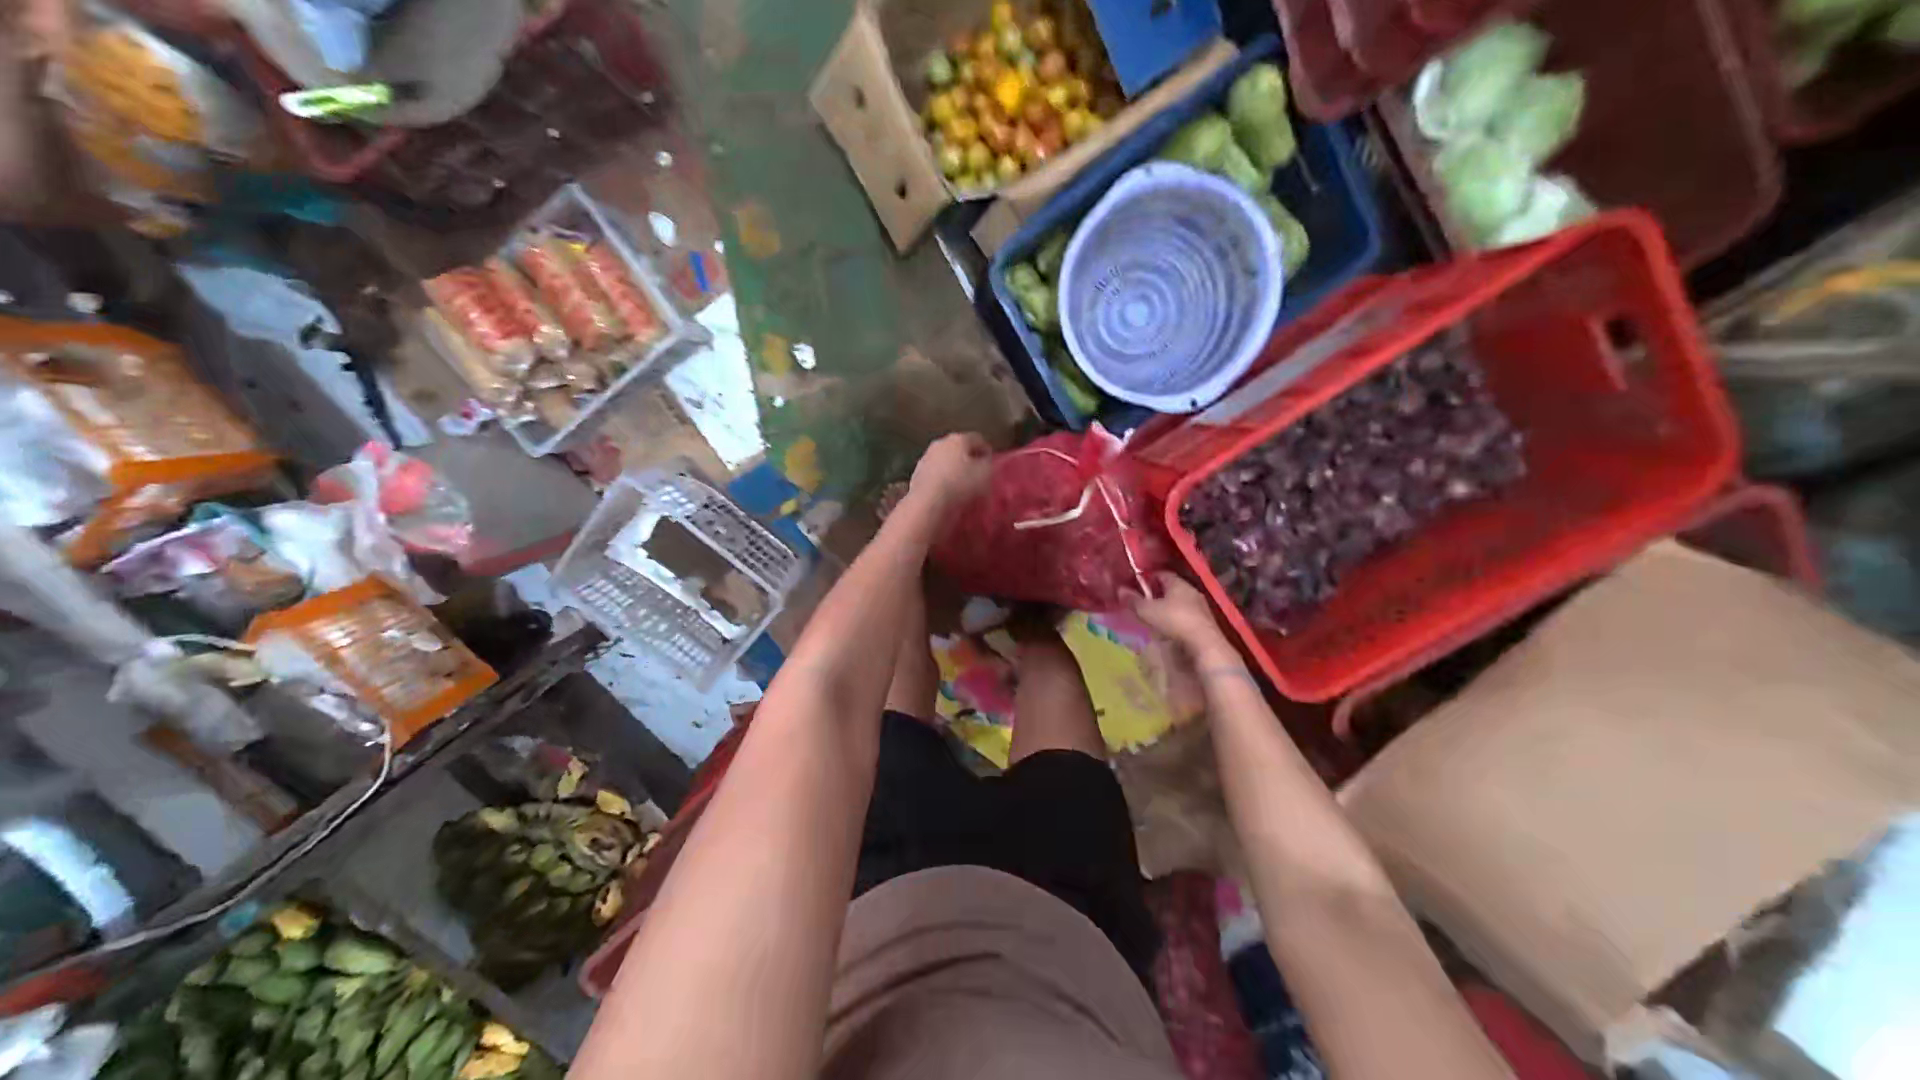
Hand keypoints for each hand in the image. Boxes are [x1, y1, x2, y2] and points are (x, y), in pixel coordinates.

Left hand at [904, 432, 992, 520]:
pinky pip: (934, 475)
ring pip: (944, 461)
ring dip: (953, 469)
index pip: (978, 439)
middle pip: (958, 448)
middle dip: (968, 459)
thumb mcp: (986, 473)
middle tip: (977, 474)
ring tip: (961, 485)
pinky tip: (947, 493)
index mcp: (958, 439)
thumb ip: (988, 463)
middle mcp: (940, 444)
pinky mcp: (916, 475)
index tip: (992, 463)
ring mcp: (925, 459)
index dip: (987, 450)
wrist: (928, 503)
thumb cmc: (961, 484)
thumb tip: (984, 461)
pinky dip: (941, 480)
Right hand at [1130, 572, 1233, 659]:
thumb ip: (1133, 601)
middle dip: (1158, 593)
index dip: (1148, 577)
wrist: (1203, 643)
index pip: (1162, 574)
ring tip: (1153, 615)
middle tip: (1143, 600)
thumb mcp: (1147, 611)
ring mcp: (1200, 607)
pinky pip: (1186, 615)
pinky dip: (1176, 618)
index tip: (1137, 584)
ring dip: (1168, 607)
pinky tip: (1168, 627)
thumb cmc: (1173, 620)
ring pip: (1180, 602)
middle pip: (1172, 588)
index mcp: (1178, 583)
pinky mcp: (1205, 622)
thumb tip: (1120, 590)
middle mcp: (1191, 591)